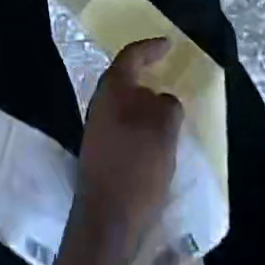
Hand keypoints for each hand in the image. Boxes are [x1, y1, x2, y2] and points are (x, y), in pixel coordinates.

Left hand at [75, 37, 182, 237]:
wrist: (107, 220)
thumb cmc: (138, 164)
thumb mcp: (165, 127)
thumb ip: (168, 104)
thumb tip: (163, 101)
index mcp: (113, 88)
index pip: (131, 55)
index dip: (151, 47)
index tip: (168, 44)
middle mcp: (99, 103)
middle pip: (124, 78)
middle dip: (146, 75)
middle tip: (166, 72)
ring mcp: (95, 130)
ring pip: (123, 104)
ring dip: (143, 103)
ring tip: (166, 107)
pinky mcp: (98, 154)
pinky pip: (122, 125)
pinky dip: (139, 123)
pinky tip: (154, 137)